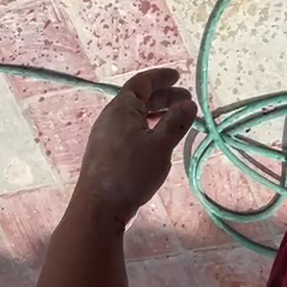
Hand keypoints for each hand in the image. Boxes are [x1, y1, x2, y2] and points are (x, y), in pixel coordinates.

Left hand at [74, 68, 198, 221]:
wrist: (97, 210)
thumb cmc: (130, 172)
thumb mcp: (160, 146)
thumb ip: (177, 122)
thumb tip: (189, 104)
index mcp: (122, 108)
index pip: (142, 82)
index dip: (160, 77)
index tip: (178, 76)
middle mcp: (111, 117)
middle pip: (139, 98)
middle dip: (164, 97)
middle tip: (187, 102)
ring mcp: (106, 136)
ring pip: (135, 116)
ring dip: (157, 113)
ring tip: (178, 120)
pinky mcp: (106, 153)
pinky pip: (130, 129)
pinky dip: (148, 127)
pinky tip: (159, 140)